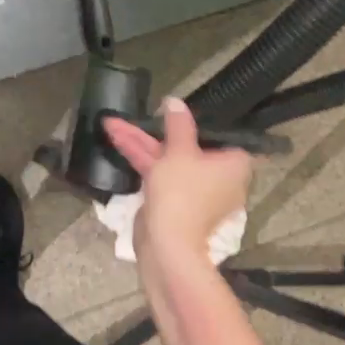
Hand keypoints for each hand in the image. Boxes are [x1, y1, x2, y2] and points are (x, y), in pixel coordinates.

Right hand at [104, 98, 252, 266]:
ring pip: (167, 160)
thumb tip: (175, 101)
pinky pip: (159, 174)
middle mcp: (218, 178)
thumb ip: (177, 124)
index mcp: (233, 166)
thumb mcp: (179, 151)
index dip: (197, 124)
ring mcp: (193, 191)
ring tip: (111, 123)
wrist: (167, 243)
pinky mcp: (172, 202)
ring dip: (140, 143)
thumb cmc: (183, 192)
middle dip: (154, 132)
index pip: (220, 137)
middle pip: (186, 147)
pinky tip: (117, 140)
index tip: (177, 114)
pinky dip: (141, 159)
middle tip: (135, 115)